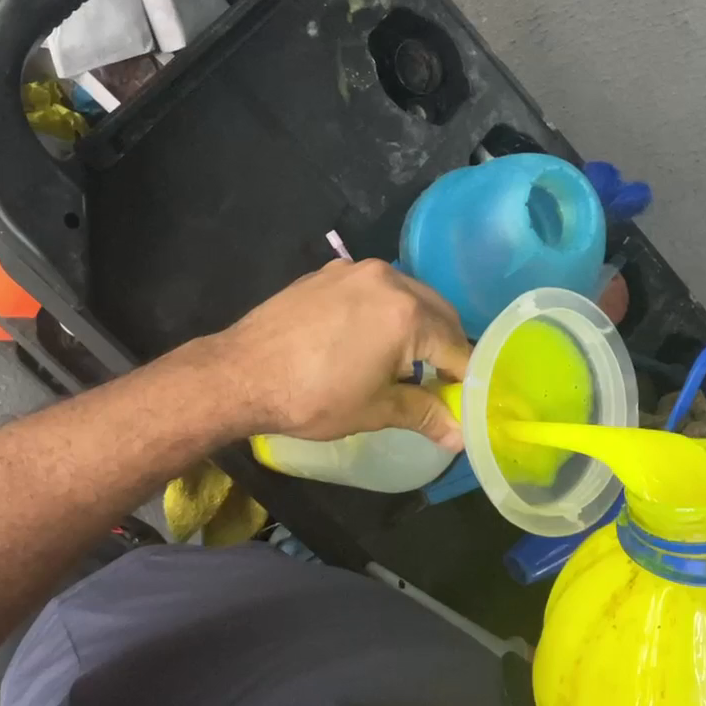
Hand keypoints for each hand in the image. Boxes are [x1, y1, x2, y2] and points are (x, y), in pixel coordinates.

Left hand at [202, 259, 471, 449]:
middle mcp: (388, 279)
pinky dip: (384, 311)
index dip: (464, 379)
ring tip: (403, 364)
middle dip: (444, 348)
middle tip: (437, 384)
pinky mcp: (328, 272)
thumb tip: (458, 435)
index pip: (456, 347)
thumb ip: (422, 414)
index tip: (464, 401)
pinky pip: (374, 289)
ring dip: (416, 326)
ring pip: (407, 295)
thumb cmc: (312, 397)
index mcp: (407, 313)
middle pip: (438, 313)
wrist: (240, 374)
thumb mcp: (374, 411)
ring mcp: (354, 270)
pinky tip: (367, 340)